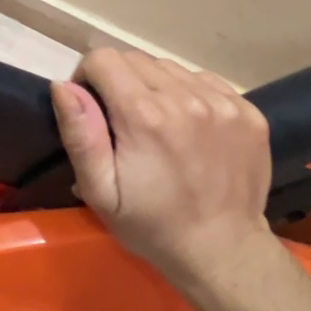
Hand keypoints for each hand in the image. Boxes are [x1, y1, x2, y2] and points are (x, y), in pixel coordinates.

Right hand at [51, 48, 275, 287]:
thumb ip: (80, 135)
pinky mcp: (247, 111)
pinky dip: (189, 94)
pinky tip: (190, 126)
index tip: (93, 108)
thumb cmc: (152, 224)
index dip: (88, 77)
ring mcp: (222, 103)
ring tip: (159, 124)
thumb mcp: (101, 192)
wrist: (224, 252)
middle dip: (120, 82)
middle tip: (124, 122)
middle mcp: (184, 98)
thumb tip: (63, 86)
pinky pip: (203, 80)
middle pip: (135, 59)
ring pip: (169, 67)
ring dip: (155, 86)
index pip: (103, 58)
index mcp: (144, 115)